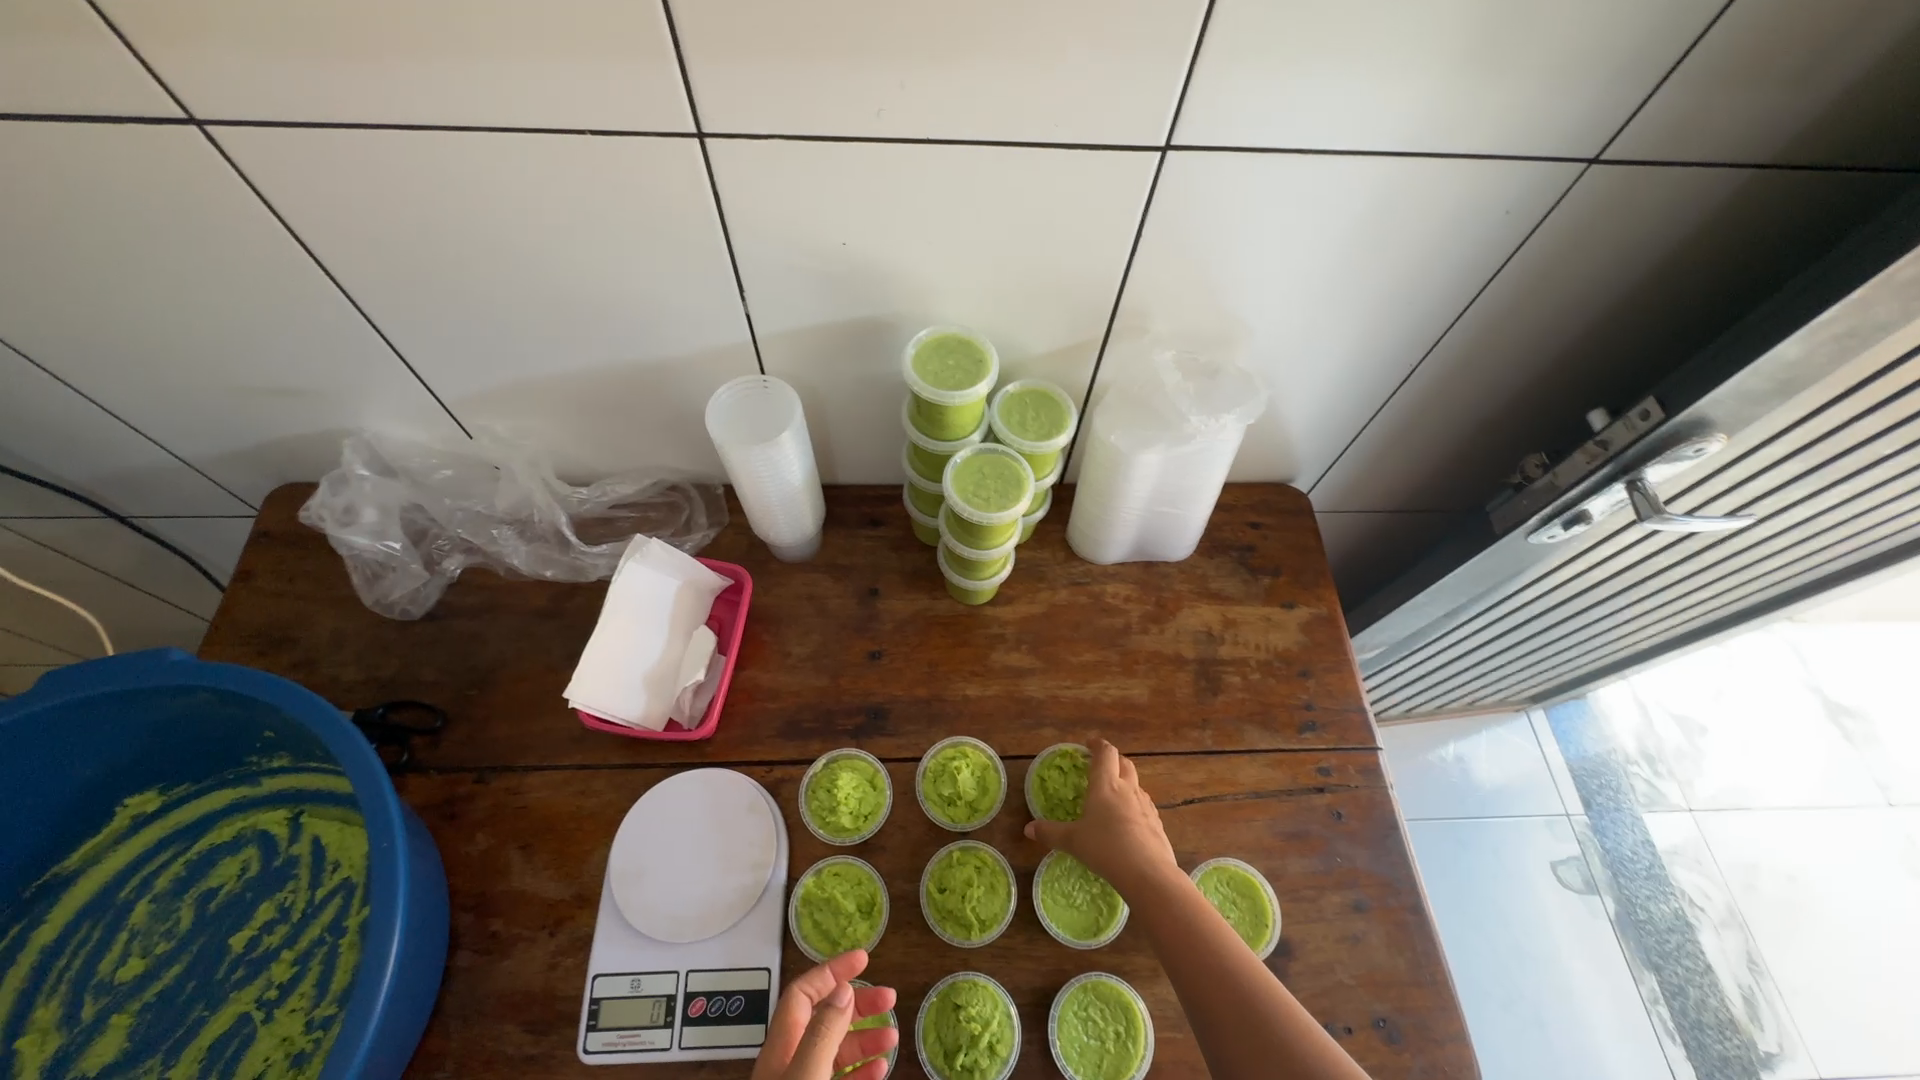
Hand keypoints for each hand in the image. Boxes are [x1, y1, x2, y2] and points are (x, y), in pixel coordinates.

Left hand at [750, 950, 898, 1079]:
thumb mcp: (806, 1075)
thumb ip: (823, 1033)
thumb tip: (843, 989)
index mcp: (780, 1046)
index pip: (803, 992)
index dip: (832, 971)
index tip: (863, 959)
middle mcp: (790, 1060)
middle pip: (826, 1017)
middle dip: (858, 1004)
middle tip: (889, 998)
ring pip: (837, 1050)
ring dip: (866, 1039)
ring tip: (892, 1036)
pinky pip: (842, 1078)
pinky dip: (862, 1070)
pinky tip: (880, 1067)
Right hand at [1023, 738, 1178, 897]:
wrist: (1148, 873)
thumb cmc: (1105, 848)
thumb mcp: (1072, 841)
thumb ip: (1050, 832)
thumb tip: (1028, 828)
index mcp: (1105, 786)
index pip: (1105, 753)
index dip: (1097, 744)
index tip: (1089, 743)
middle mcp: (1128, 789)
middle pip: (1124, 763)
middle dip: (1113, 760)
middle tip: (1101, 766)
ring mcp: (1146, 806)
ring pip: (1137, 784)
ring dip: (1126, 782)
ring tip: (1114, 794)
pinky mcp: (1157, 824)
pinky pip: (1145, 806)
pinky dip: (1135, 805)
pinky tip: (1128, 822)